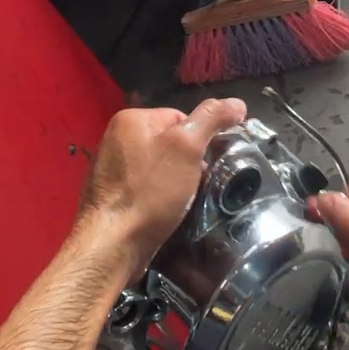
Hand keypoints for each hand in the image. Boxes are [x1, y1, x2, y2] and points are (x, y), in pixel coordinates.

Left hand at [72, 98, 246, 279]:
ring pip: (161, 167)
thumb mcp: (187, 148)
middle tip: (195, 185)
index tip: (204, 164)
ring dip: (176, 182)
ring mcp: (112, 169)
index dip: (199, 141)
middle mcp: (116, 139)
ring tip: (181, 201)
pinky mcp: (112, 196)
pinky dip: (160, 197)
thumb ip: (212, 119)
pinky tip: (164, 211)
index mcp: (131, 120)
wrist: (112, 246)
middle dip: (188, 163)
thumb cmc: (150, 193)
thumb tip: (237, 103)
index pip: (182, 117)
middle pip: (171, 142)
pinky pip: (147, 187)